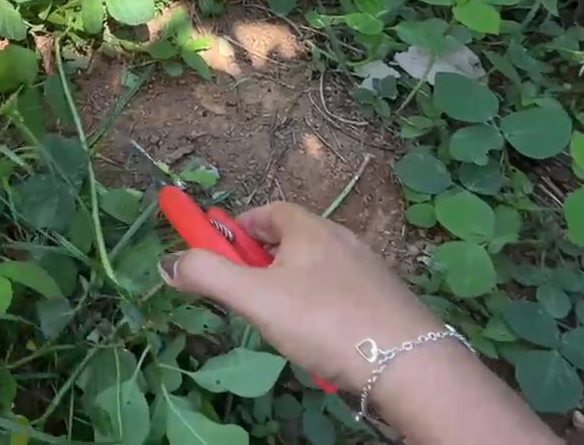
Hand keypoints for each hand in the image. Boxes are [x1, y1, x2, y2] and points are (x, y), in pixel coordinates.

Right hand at [160, 200, 441, 390]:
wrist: (417, 371)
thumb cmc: (327, 321)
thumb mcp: (254, 298)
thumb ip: (207, 276)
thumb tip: (166, 263)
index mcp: (308, 227)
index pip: (265, 212)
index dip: (238, 230)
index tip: (221, 254)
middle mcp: (341, 240)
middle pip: (289, 242)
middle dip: (262, 265)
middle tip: (247, 294)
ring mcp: (370, 273)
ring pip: (316, 274)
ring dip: (292, 292)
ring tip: (284, 327)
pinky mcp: (390, 306)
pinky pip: (343, 300)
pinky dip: (323, 315)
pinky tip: (321, 346)